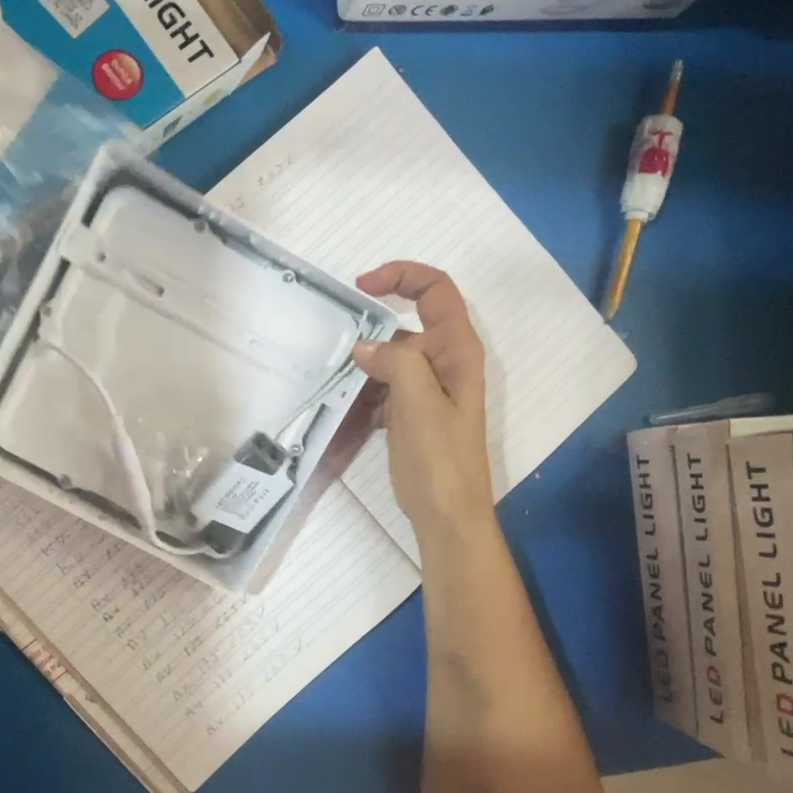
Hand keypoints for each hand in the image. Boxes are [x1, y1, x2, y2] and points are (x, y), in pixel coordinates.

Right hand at [351, 261, 493, 529]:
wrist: (448, 516)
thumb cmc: (440, 459)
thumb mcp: (418, 403)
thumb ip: (395, 363)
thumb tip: (364, 348)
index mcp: (457, 351)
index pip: (436, 290)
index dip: (402, 276)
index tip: (361, 288)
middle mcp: (445, 364)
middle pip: (406, 327)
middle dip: (372, 333)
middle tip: (337, 348)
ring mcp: (429, 392)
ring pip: (390, 362)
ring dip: (364, 370)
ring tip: (335, 386)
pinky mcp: (413, 416)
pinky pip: (384, 392)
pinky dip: (364, 397)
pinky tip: (346, 415)